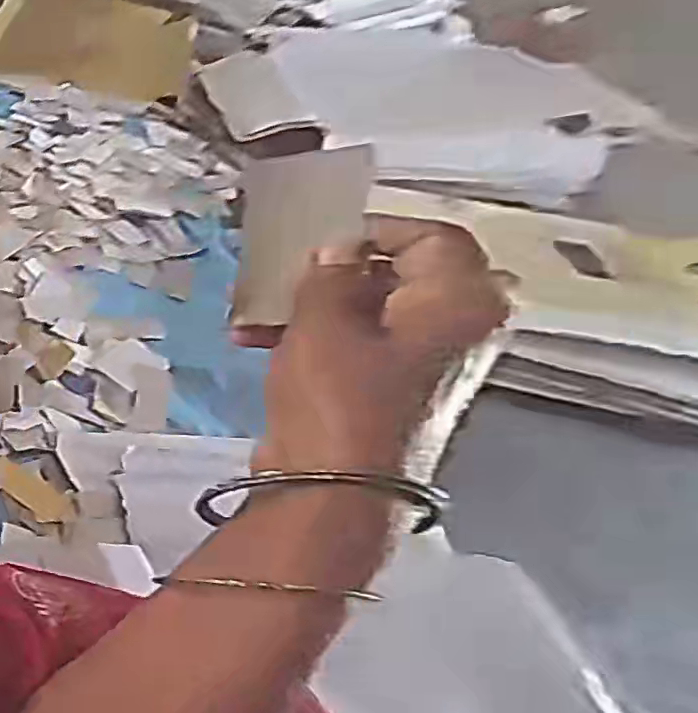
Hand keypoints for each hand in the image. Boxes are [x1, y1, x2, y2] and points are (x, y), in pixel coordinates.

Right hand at [244, 216, 508, 472]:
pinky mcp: (384, 387)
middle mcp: (454, 327)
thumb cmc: (335, 399)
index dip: (373, 230)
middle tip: (280, 276)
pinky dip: (310, 337)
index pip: (431, 237)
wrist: (332, 483)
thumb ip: (330, 279)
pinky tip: (256, 340)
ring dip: (308, 307)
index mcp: (459, 303)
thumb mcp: (322, 328)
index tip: (317, 237)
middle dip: (331, 274)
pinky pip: (352, 344)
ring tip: (253, 316)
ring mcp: (420, 361)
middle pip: (398, 275)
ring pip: (367, 311)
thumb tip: (338, 248)